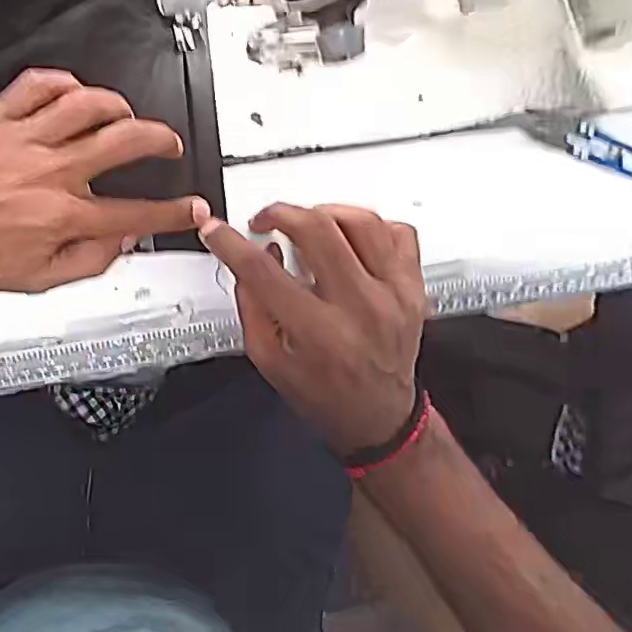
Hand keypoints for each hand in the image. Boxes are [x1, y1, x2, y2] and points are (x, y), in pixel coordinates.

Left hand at [0, 69, 206, 306]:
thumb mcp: (35, 280)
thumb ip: (88, 261)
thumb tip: (120, 243)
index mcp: (63, 216)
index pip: (136, 210)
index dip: (173, 210)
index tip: (188, 206)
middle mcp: (50, 172)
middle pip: (126, 141)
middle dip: (161, 140)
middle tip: (168, 144)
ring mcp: (24, 139)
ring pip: (89, 104)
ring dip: (119, 106)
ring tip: (126, 115)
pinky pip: (38, 86)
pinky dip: (63, 82)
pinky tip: (72, 93)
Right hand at [198, 203, 426, 455]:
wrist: (378, 418)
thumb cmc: (325, 394)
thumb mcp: (268, 360)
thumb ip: (253, 307)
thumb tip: (247, 261)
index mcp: (318, 333)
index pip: (262, 271)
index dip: (230, 243)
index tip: (217, 231)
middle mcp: (360, 309)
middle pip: (317, 230)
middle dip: (278, 214)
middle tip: (265, 221)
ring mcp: (393, 295)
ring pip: (361, 222)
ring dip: (323, 213)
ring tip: (307, 223)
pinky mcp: (413, 288)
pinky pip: (399, 233)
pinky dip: (371, 226)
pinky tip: (350, 238)